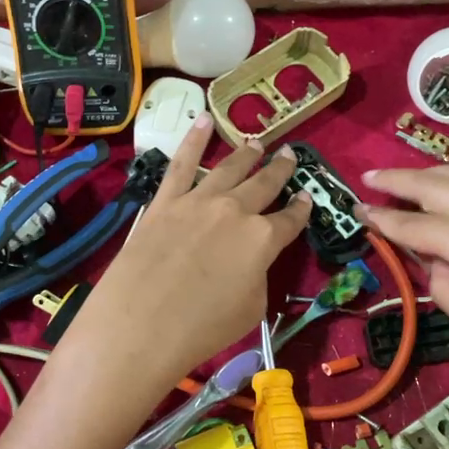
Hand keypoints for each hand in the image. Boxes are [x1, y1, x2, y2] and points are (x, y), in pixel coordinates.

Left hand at [53, 114, 311, 397]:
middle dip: (279, 169)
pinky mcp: (165, 200)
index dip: (301, 209)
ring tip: (258, 141)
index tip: (306, 198)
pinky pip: (182, 163)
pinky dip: (194, 139)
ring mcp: (198, 200)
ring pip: (229, 167)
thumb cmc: (202, 328)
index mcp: (264, 239)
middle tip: (288, 155)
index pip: (290, 219)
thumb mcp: (251, 308)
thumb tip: (250, 260)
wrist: (142, 323)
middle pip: (264, 184)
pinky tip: (204, 121)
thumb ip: (258, 274)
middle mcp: (236, 210)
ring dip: (247, 153)